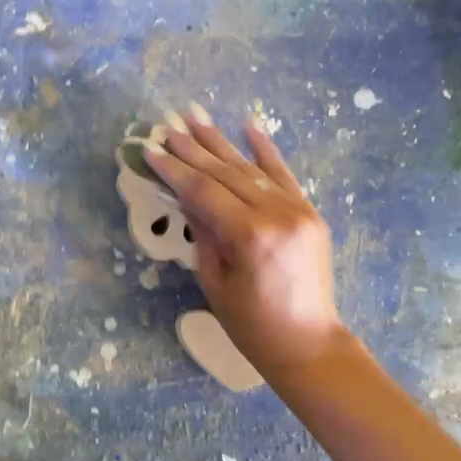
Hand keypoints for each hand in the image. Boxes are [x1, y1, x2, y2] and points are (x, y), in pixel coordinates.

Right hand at [142, 105, 342, 373]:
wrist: (307, 344)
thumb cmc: (251, 325)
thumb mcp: (214, 281)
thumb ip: (203, 233)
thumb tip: (187, 197)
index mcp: (249, 235)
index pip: (203, 191)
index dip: (174, 169)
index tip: (151, 149)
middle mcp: (277, 214)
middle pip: (226, 173)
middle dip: (193, 148)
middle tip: (167, 124)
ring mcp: (298, 210)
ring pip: (252, 169)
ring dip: (221, 142)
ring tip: (196, 116)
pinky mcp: (309, 213)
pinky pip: (284, 176)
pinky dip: (266, 150)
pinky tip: (249, 125)